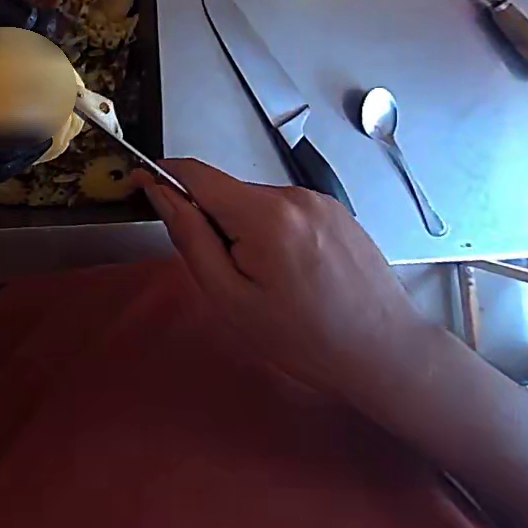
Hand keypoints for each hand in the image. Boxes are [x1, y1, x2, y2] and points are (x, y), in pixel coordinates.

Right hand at [136, 159, 438, 404]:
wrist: (387, 355)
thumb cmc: (303, 337)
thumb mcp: (230, 298)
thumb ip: (191, 239)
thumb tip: (161, 194)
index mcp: (265, 214)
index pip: (197, 173)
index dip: (162, 175)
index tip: (139, 183)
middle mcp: (294, 194)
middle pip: (227, 191)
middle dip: (210, 219)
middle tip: (222, 272)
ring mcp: (320, 200)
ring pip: (256, 202)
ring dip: (242, 228)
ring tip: (265, 280)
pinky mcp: (338, 211)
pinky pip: (285, 210)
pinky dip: (270, 230)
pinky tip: (291, 272)